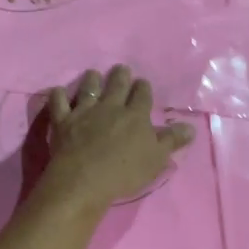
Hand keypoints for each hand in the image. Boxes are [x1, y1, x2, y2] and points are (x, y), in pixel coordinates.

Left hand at [30, 66, 195, 212]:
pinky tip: (59, 92)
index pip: (142, 94)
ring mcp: (84, 111)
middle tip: (121, 70)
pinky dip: (58, 95)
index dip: (143, 87)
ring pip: (89, 88)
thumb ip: (172, 140)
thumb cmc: (125, 172)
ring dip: (92, 79)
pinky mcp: (63, 120)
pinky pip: (58, 102)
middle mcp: (110, 107)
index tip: (142, 84)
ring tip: (93, 74)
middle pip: (117, 84)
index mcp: (135, 115)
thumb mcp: (156, 158)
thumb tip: (190, 127)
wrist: (86, 179)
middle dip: (120, 75)